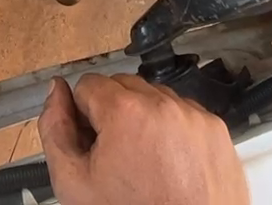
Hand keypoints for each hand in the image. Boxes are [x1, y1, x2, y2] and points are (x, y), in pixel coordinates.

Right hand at [39, 74, 248, 204]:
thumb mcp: (75, 186)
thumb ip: (55, 130)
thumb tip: (56, 92)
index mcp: (125, 111)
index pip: (87, 85)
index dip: (83, 118)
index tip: (93, 147)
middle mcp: (162, 104)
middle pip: (121, 87)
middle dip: (113, 115)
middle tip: (117, 160)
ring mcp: (193, 116)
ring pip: (153, 97)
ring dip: (144, 120)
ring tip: (146, 166)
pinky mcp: (216, 130)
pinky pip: (183, 113)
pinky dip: (173, 131)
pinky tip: (170, 166)